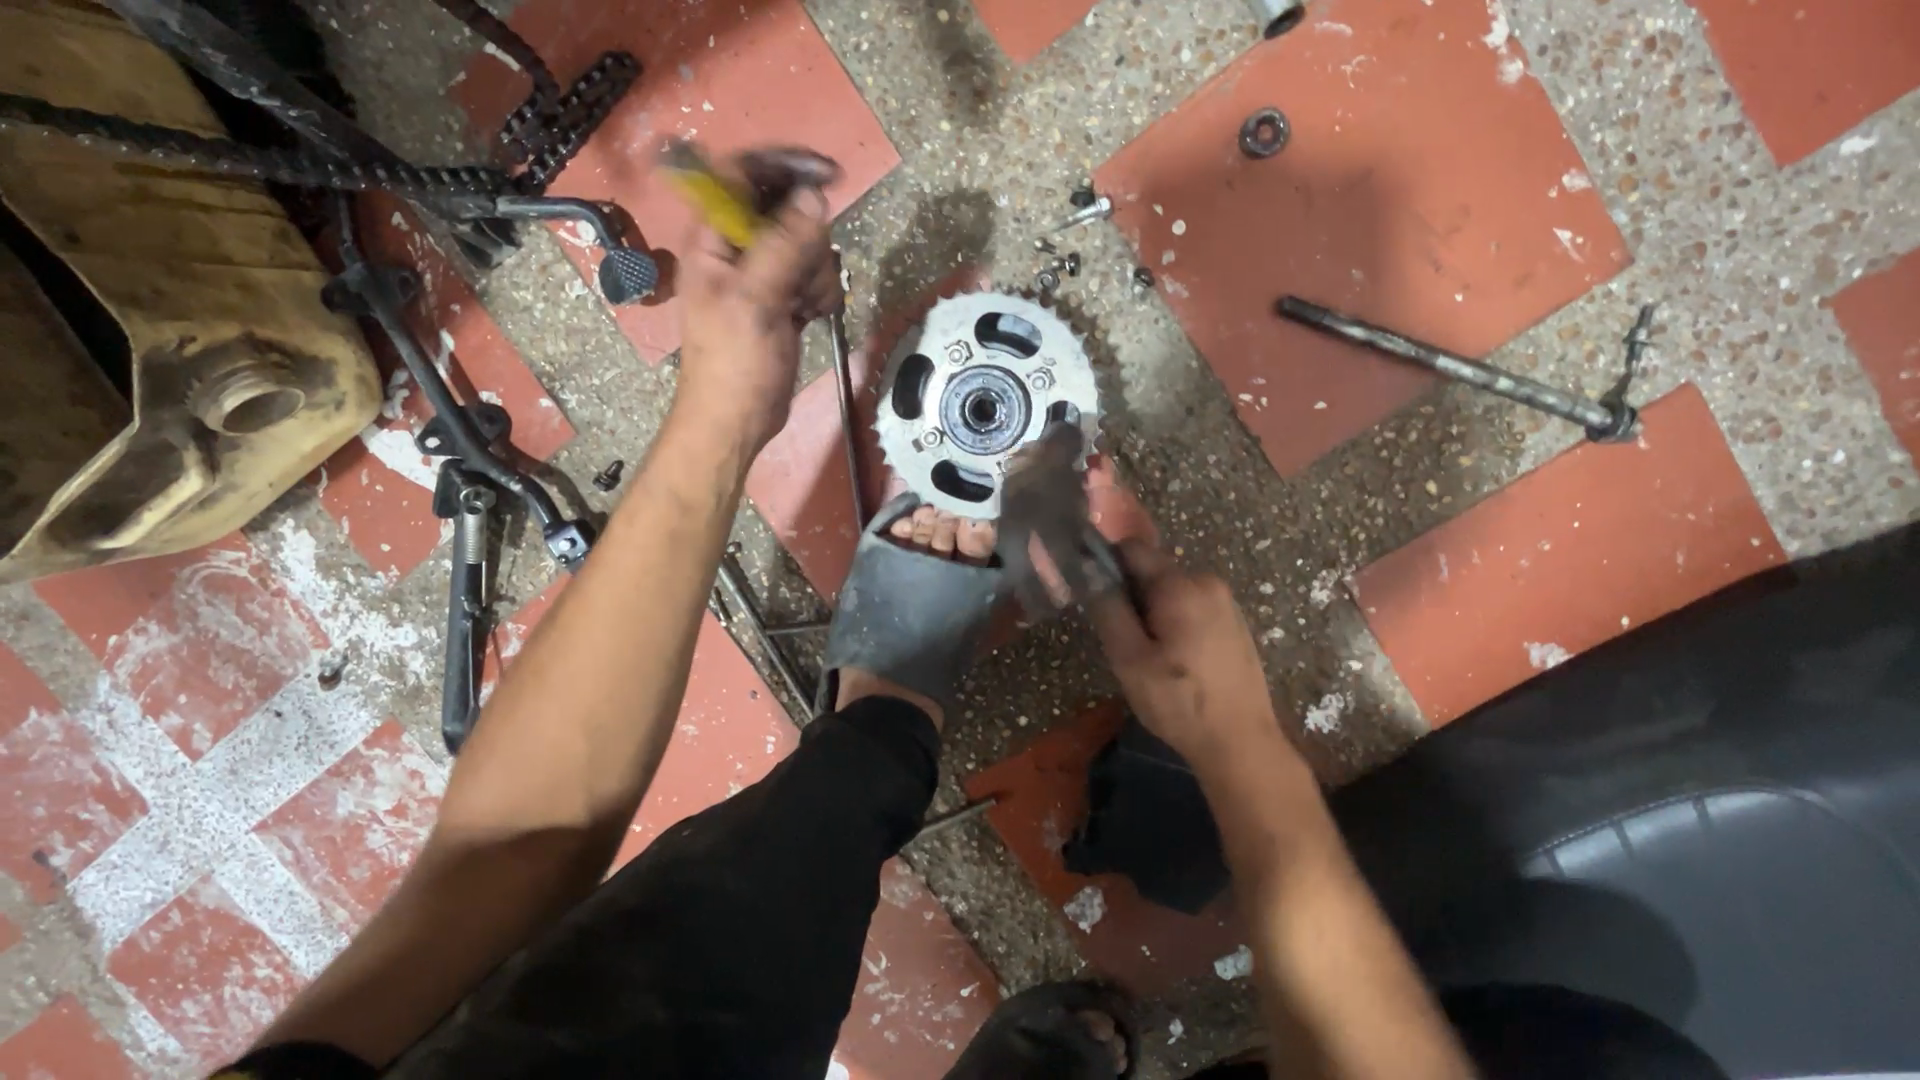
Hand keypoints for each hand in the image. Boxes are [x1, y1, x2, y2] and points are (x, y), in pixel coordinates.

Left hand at [675, 148, 842, 455]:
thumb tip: (814, 197)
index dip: (783, 167)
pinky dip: (819, 293)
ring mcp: (762, 276)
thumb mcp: (755, 301)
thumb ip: (784, 246)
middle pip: (785, 210)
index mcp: (713, 240)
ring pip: (806, 245)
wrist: (737, 422)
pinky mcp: (782, 300)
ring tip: (805, 308)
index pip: (743, 176)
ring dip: (817, 273)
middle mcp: (736, 250)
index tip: (828, 176)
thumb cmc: (734, 365)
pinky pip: (812, 276)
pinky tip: (811, 318)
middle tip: (805, 277)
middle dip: (808, 240)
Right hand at [1087, 536, 1290, 768]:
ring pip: (1171, 592)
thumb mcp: (1129, 659)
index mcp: (1181, 585)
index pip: (1131, 548)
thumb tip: (1088, 569)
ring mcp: (1226, 602)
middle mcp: (1207, 581)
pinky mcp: (1234, 623)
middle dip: (1131, 597)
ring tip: (1150, 659)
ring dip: (1153, 613)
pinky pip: (1192, 607)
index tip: (1094, 598)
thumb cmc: (1179, 702)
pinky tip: (1175, 662)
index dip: (1105, 564)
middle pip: (1153, 571)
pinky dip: (1175, 623)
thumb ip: (1107, 608)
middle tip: (1125, 643)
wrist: (1241, 742)